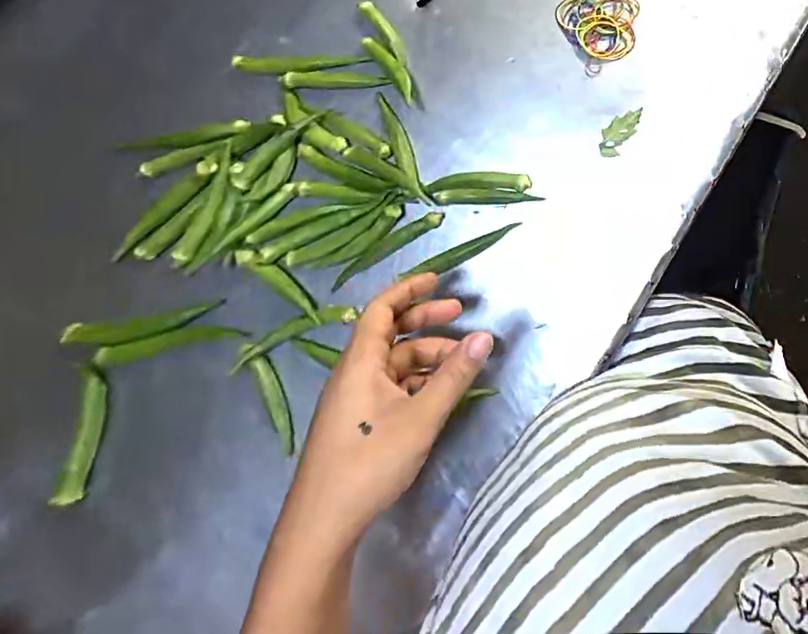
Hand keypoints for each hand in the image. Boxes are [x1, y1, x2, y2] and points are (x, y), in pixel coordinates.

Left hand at [278, 273, 491, 548]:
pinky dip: (421, 378)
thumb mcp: (421, 417)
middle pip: (391, 333)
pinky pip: (395, 384)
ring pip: (396, 362)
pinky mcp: (362, 421)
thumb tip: (485, 336)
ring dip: (429, 354)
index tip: (438, 278)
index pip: (379, 312)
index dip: (407, 290)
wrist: (322, 528)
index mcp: (358, 366)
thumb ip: (455, 375)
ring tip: (462, 361)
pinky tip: (443, 389)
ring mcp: (356, 400)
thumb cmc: (367, 464)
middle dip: (425, 319)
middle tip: (460, 312)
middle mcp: (354, 376)